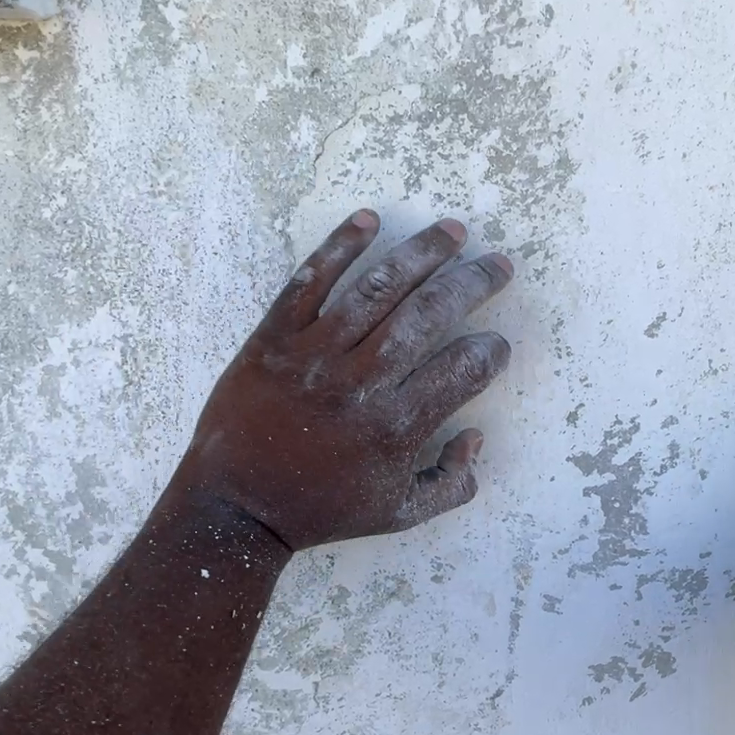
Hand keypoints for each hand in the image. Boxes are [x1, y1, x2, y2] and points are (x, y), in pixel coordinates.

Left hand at [171, 211, 514, 550]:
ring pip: (379, 288)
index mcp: (396, 427)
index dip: (491, 351)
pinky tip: (369, 219)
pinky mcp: (274, 338)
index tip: (496, 345)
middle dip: (473, 283)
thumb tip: (477, 438)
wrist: (235, 506)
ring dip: (423, 253)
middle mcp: (361, 384)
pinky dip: (340, 247)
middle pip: (430, 315)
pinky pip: (309, 281)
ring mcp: (315, 355)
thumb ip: (450, 483)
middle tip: (499, 265)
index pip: (463, 370)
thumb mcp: (397, 515)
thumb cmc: (320, 509)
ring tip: (453, 231)